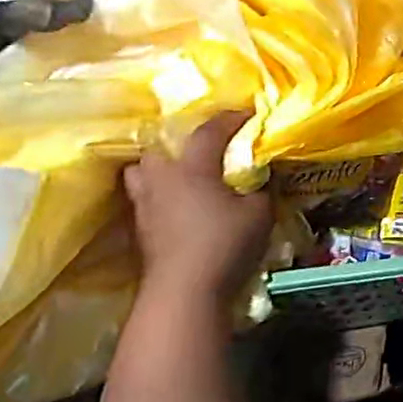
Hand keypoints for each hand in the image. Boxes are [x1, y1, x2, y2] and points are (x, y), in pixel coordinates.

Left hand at [124, 112, 272, 302]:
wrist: (185, 288)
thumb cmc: (226, 243)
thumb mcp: (260, 212)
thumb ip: (261, 188)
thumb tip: (261, 175)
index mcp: (190, 168)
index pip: (208, 132)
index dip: (230, 119)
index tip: (248, 113)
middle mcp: (160, 178)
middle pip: (160, 148)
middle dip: (179, 144)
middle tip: (203, 150)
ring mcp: (144, 203)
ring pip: (144, 172)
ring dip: (162, 169)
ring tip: (184, 176)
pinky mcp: (141, 227)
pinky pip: (148, 197)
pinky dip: (163, 194)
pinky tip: (181, 204)